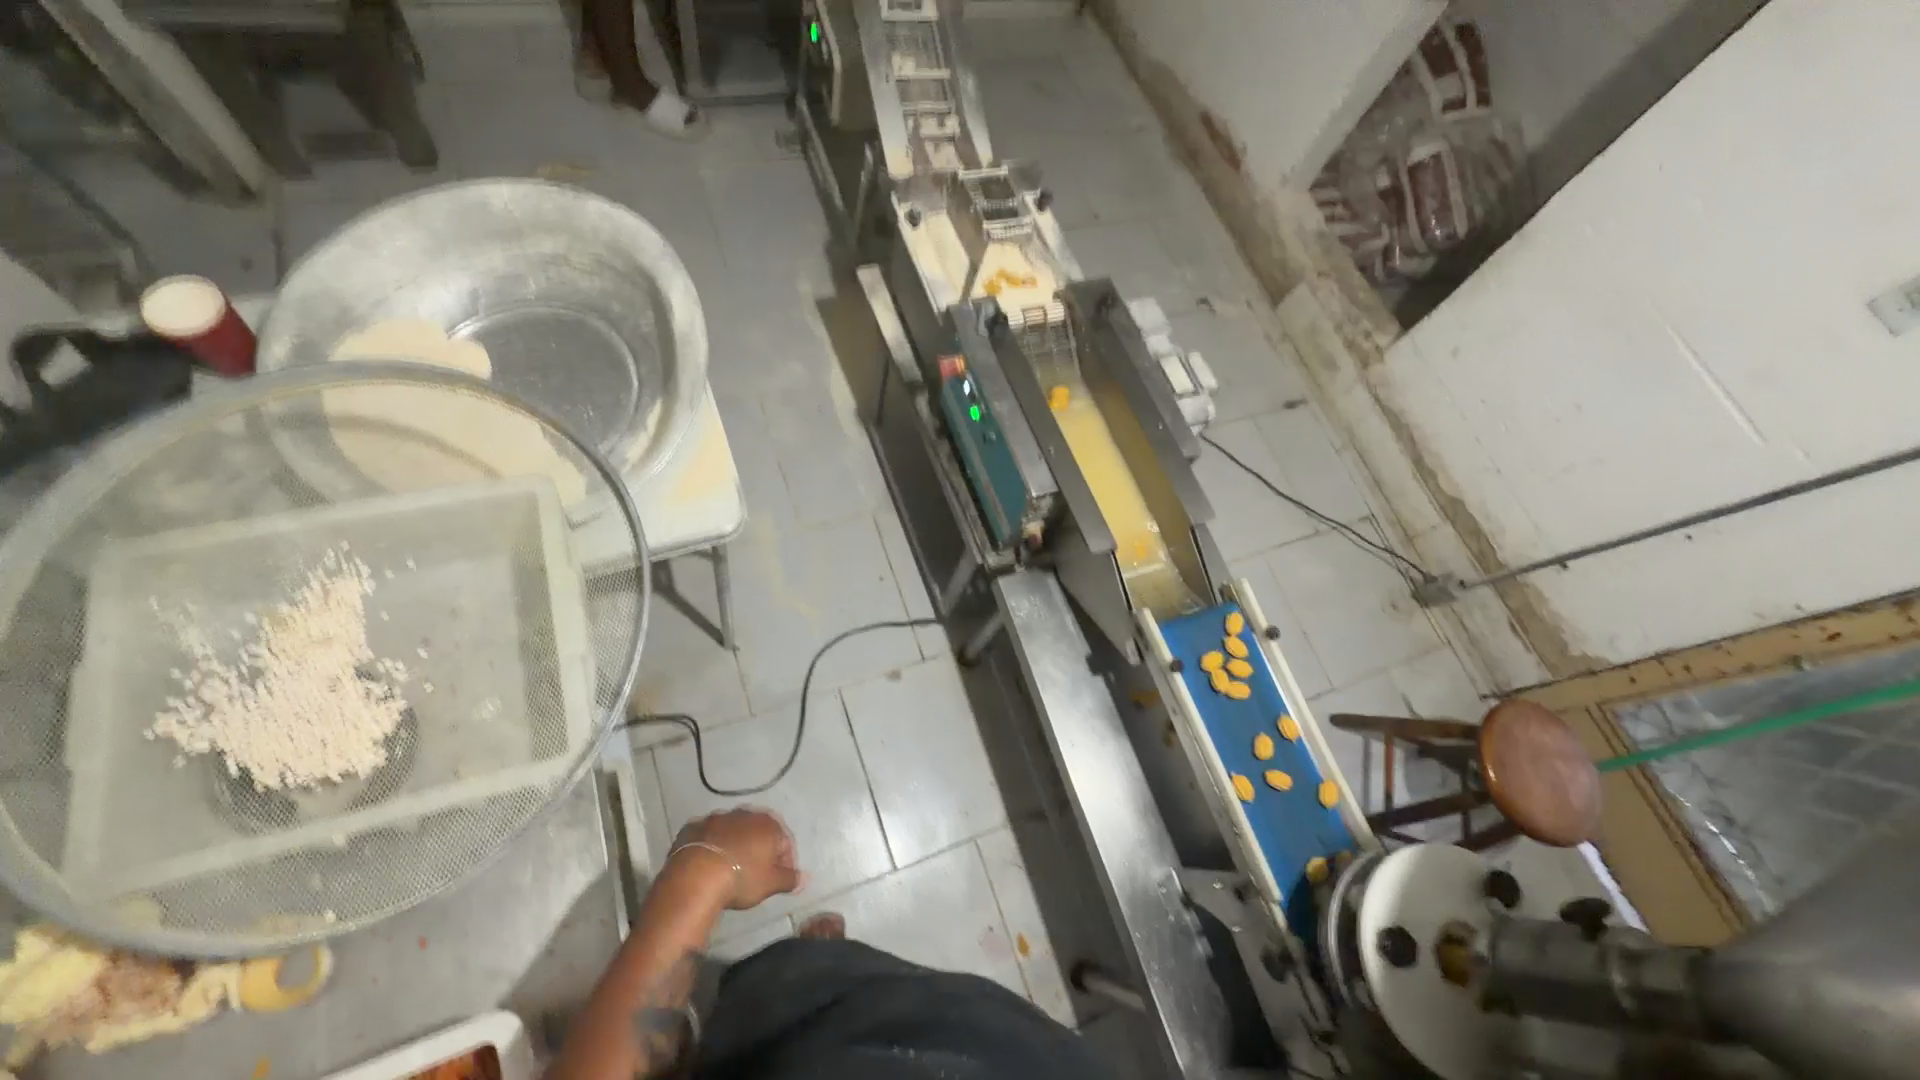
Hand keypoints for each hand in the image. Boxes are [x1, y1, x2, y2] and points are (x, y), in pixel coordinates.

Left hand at [669, 808, 801, 910]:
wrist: (696, 877)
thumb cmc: (741, 878)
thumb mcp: (771, 884)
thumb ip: (789, 879)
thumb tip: (804, 878)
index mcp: (768, 824)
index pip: (785, 842)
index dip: (785, 862)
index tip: (780, 879)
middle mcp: (744, 814)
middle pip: (757, 832)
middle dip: (759, 849)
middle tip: (755, 873)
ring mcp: (716, 818)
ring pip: (731, 831)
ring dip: (734, 845)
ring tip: (729, 869)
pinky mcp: (692, 827)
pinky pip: (707, 836)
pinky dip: (710, 846)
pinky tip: (707, 864)